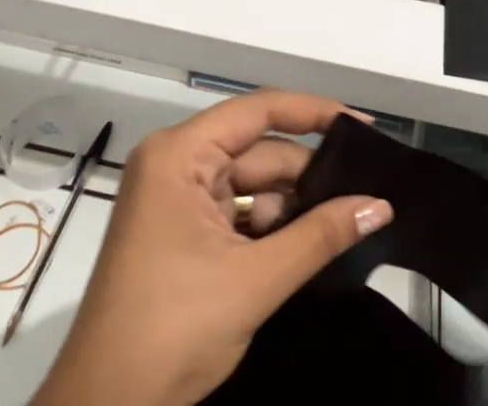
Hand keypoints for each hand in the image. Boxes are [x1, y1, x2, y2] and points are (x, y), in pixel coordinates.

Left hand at [32, 91, 392, 405]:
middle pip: (258, 150)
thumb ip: (322, 235)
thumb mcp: (256, 279)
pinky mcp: (182, 233)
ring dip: (293, 205)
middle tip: (368, 192)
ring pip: (252, 184)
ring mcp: (176, 200)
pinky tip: (309, 243)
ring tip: (346, 223)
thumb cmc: (174, 327)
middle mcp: (175, 165)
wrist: (106, 404)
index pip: (258, 110)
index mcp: (179, 156)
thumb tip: (382, 205)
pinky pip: (239, 212)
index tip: (363, 127)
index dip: (314, 112)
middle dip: (309, 173)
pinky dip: (272, 226)